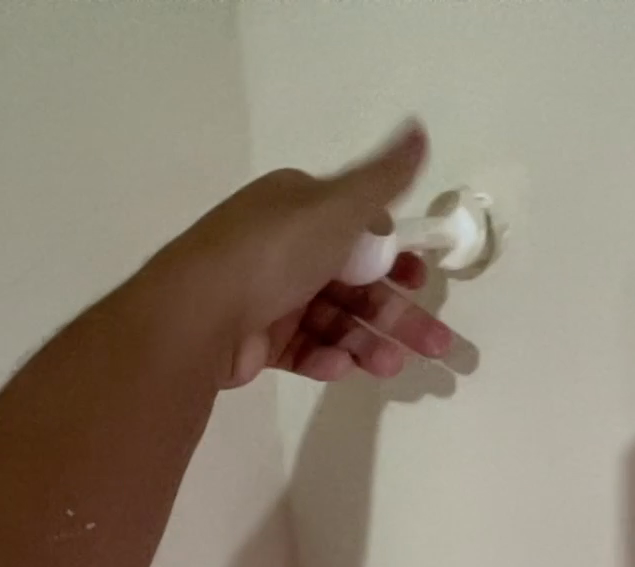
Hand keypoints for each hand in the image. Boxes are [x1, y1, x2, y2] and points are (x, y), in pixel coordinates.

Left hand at [145, 122, 454, 386]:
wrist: (198, 315)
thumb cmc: (273, 254)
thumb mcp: (336, 206)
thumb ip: (384, 179)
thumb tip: (421, 131)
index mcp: (300, 209)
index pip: (359, 231)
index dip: (395, 259)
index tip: (421, 283)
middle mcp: (284, 249)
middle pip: (355, 283)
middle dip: (397, 314)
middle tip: (436, 345)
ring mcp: (269, 297)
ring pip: (333, 321)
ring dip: (367, 343)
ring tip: (393, 367)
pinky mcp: (257, 341)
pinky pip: (302, 349)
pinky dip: (325, 359)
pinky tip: (341, 368)